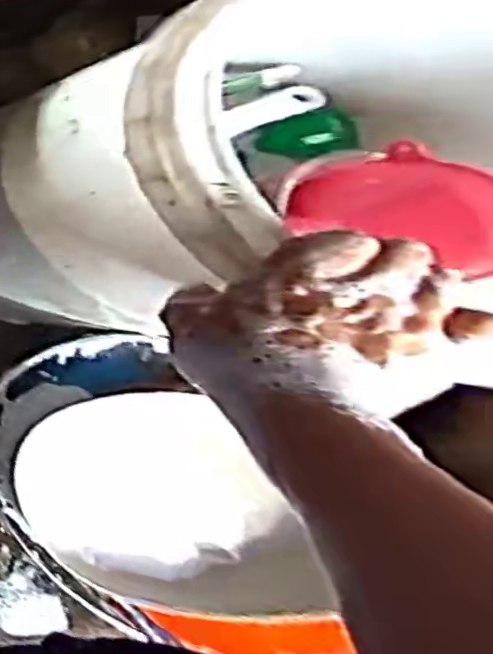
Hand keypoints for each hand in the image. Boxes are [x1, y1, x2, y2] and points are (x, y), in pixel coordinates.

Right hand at [164, 232, 492, 422]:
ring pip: (445, 278)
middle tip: (363, 276)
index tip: (309, 263)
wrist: (302, 417)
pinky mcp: (442, 355)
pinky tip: (449, 327)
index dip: (326, 248)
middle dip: (388, 260)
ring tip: (402, 299)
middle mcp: (359, 285)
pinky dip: (468, 322)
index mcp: (295, 271)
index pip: (334, 236)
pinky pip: (481, 324)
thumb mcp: (190, 329)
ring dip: (427, 285)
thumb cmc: (247, 369)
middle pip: (403, 250)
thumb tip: (196, 296)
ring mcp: (408, 319)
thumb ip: (193, 303)